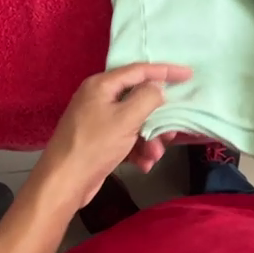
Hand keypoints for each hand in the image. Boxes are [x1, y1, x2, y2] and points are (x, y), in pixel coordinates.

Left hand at [31, 63, 192, 210]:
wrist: (64, 182)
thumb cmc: (95, 145)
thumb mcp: (126, 119)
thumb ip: (147, 97)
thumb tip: (157, 85)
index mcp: (101, 85)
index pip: (139, 70)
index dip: (165, 71)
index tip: (188, 74)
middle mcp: (98, 98)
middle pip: (138, 99)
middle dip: (157, 119)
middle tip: (171, 133)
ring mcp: (97, 120)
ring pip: (134, 122)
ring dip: (149, 139)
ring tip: (153, 156)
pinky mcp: (99, 141)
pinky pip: (125, 138)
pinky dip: (137, 150)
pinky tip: (143, 164)